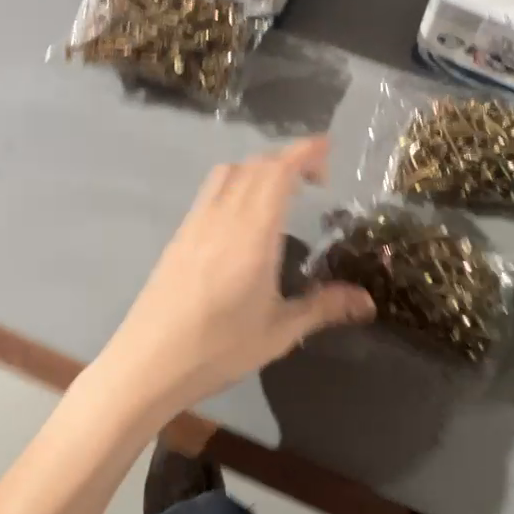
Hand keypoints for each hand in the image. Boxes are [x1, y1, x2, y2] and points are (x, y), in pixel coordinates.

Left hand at [94, 136, 375, 417]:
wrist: (146, 365)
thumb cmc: (217, 349)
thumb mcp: (279, 332)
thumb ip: (323, 308)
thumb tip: (367, 301)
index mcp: (254, 234)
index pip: (279, 171)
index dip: (304, 151)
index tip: (328, 148)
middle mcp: (225, 217)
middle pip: (258, 165)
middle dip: (290, 158)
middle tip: (316, 178)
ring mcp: (198, 222)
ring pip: (232, 171)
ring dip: (261, 167)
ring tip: (282, 191)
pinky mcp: (181, 234)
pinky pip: (213, 189)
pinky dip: (238, 182)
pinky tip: (246, 215)